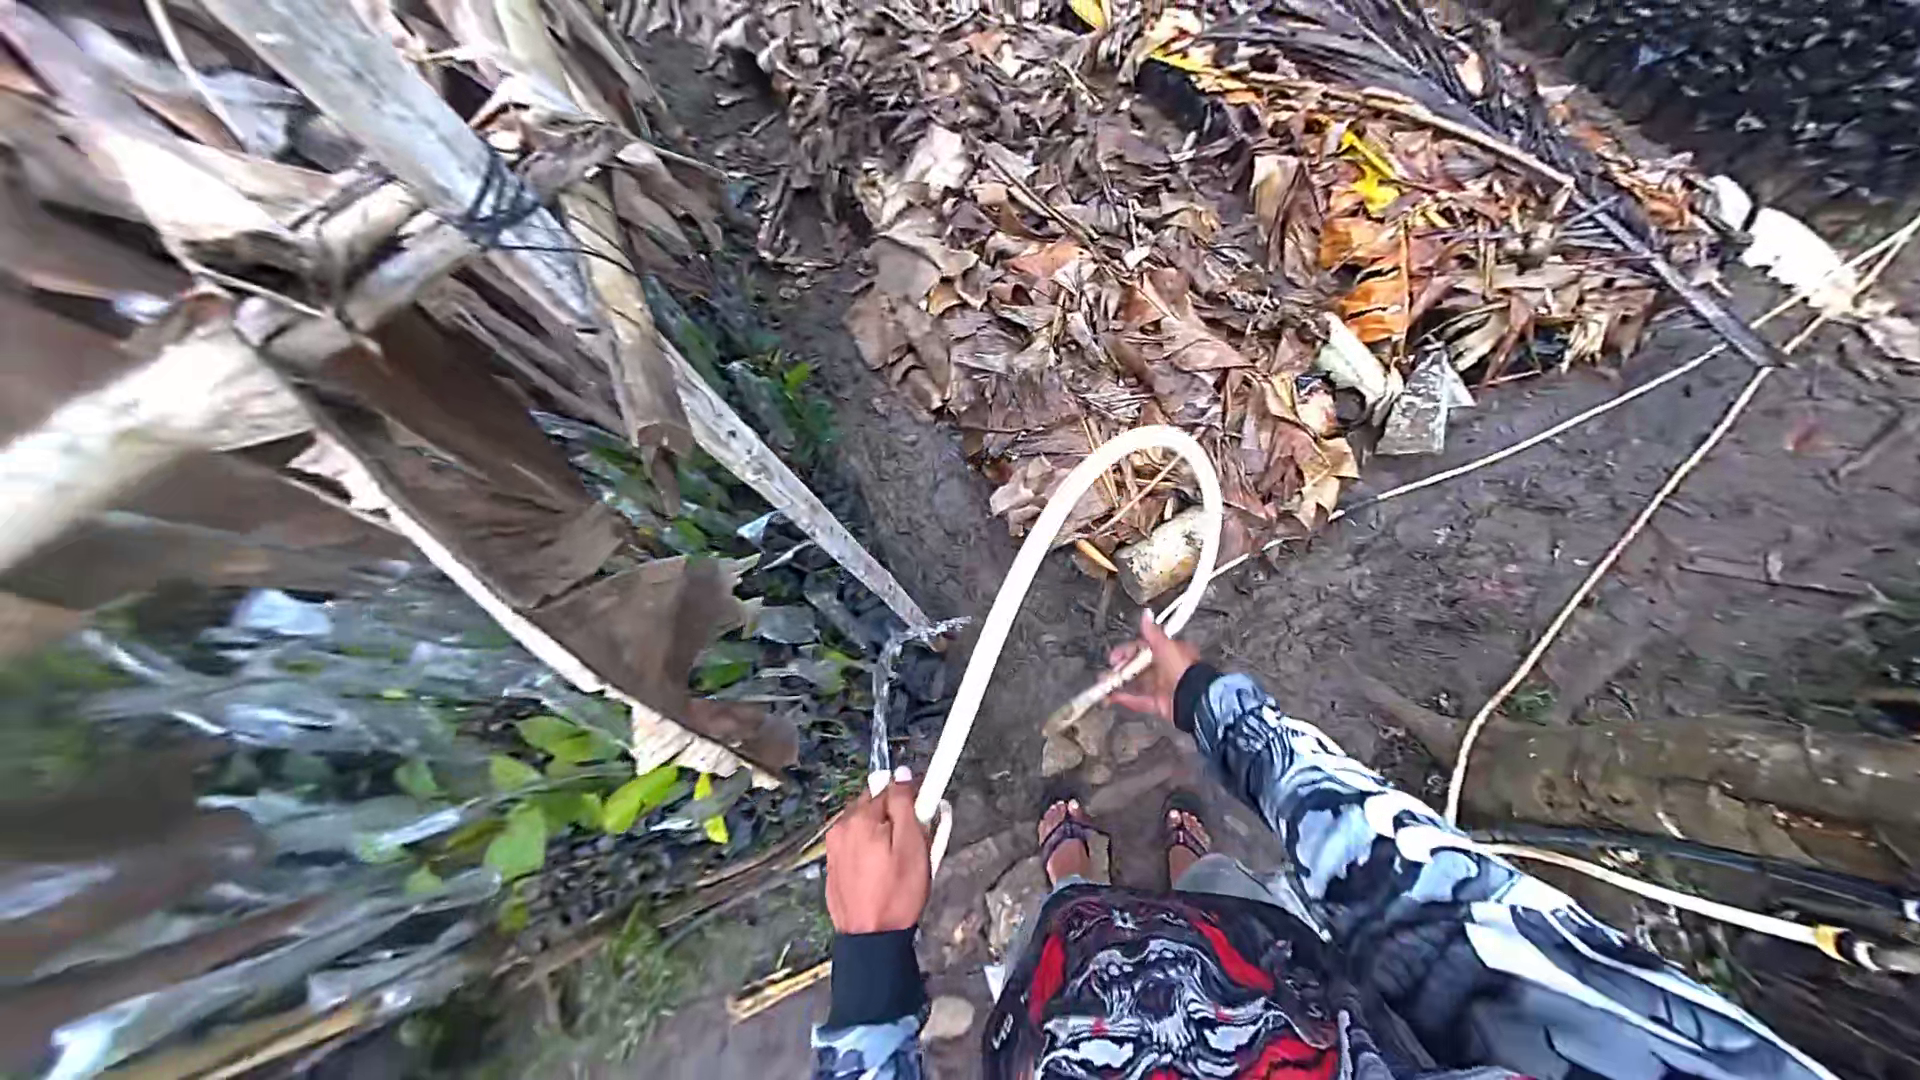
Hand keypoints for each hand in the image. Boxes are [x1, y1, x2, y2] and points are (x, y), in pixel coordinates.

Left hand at [825, 768, 930, 933]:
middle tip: (913, 840)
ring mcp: (833, 848)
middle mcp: (841, 827)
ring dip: (881, 831)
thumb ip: (906, 804)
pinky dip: (869, 848)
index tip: (923, 814)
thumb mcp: (912, 845)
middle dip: (894, 815)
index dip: (910, 799)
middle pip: (874, 804)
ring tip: (897, 859)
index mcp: (860, 818)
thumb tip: (901, 773)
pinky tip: (881, 871)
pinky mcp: (832, 867)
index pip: (889, 787)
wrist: (872, 942)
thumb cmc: (898, 893)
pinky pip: (855, 844)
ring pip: (864, 824)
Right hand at [1106, 610, 1200, 724]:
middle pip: (1137, 668)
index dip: (1126, 651)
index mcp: (1167, 654)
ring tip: (1105, 684)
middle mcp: (1164, 670)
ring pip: (1136, 685)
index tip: (1114, 656)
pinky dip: (1126, 699)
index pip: (1141, 649)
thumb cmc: (1182, 669)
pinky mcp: (1158, 704)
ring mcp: (1161, 688)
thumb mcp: (1165, 645)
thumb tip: (1146, 614)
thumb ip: (1152, 632)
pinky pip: (1139, 701)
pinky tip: (1113, 697)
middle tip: (1109, 670)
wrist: (1192, 697)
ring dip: (1119, 684)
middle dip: (1120, 669)